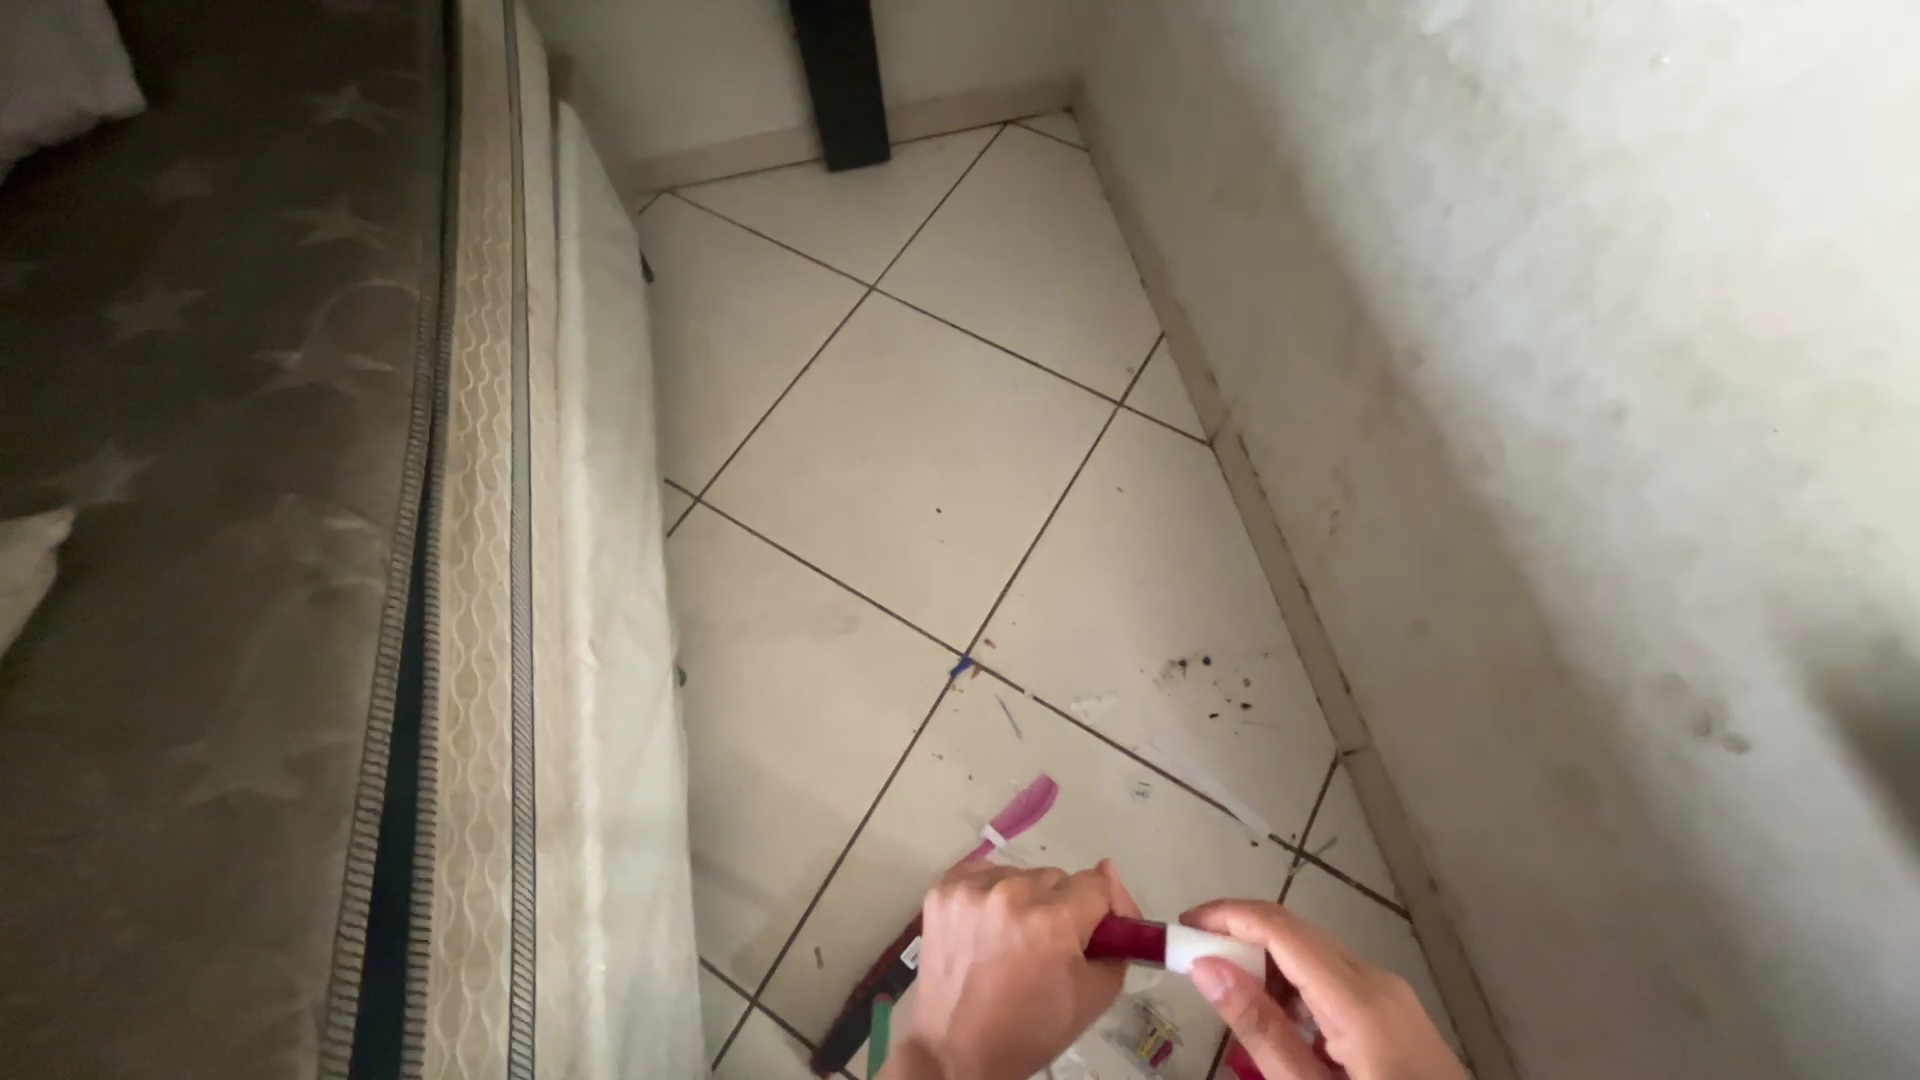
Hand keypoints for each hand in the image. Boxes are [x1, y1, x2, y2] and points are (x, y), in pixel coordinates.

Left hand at [884, 860, 1141, 1079]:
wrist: (955, 1050)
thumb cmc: (1029, 1029)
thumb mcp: (1093, 995)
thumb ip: (1117, 938)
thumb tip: (1110, 872)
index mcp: (1053, 921)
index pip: (1096, 885)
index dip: (1101, 909)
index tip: (1092, 931)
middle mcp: (1012, 893)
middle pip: (1056, 879)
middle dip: (1060, 907)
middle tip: (1046, 947)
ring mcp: (972, 888)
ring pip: (1020, 874)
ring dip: (1024, 899)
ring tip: (1011, 940)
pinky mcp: (943, 888)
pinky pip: (984, 872)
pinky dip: (989, 893)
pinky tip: (985, 926)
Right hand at [1181, 899, 1466, 1079]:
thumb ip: (1260, 1029)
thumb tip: (1205, 966)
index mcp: (1360, 1001)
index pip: (1280, 928)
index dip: (1226, 915)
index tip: (1181, 928)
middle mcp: (1378, 981)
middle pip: (1295, 932)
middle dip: (1239, 935)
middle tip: (1194, 962)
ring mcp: (1393, 995)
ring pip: (1314, 951)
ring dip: (1266, 960)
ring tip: (1231, 996)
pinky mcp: (1398, 1013)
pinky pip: (1334, 976)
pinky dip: (1295, 982)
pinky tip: (1278, 1017)